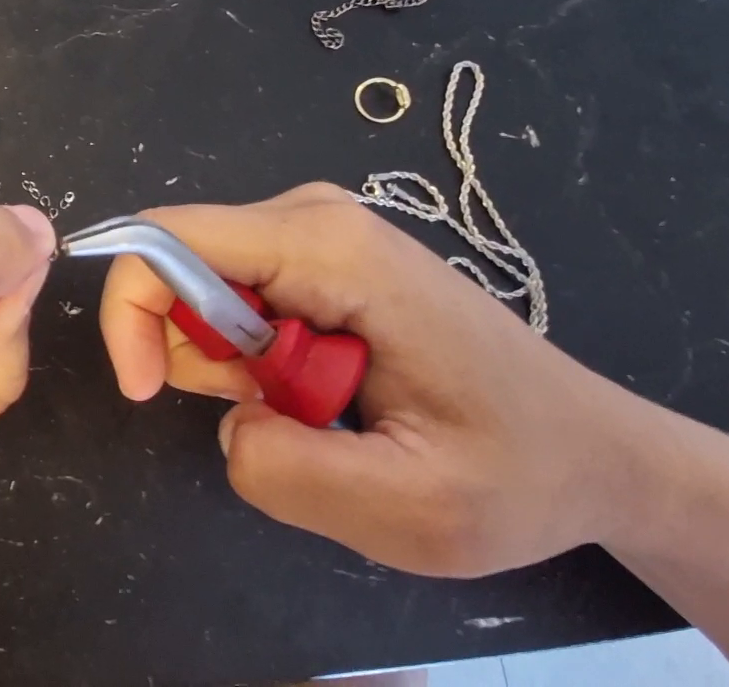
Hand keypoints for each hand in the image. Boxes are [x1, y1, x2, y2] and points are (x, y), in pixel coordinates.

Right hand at [98, 183, 642, 577]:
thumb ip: (285, 472)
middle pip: (176, 259)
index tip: (148, 392)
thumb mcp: (409, 511)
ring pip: (197, 280)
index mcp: (330, 250)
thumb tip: (228, 421)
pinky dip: (242, 351)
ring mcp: (315, 230)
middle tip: (259, 410)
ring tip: (300, 406)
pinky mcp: (317, 253)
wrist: (596, 450)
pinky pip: (229, 290)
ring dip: (220, 357)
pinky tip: (305, 384)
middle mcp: (312, 217)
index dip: (132, 312)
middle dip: (188, 346)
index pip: (167, 240)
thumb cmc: (516, 473)